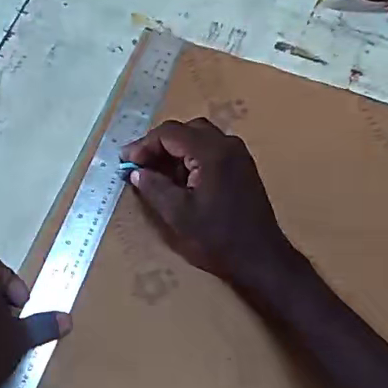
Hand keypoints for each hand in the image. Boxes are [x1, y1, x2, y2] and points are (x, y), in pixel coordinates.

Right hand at [122, 118, 299, 287]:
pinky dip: (191, 158)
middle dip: (159, 145)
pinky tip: (180, 180)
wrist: (260, 256)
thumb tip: (137, 172)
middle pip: (186, 130)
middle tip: (139, 165)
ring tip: (156, 173)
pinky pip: (212, 150)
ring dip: (175, 151)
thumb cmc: (217, 238)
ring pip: (199, 138)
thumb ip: (154, 188)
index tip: (127, 162)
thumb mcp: (178, 215)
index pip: (170, 133)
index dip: (144, 145)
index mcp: (211, 153)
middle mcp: (227, 145)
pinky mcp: (242, 168)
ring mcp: (238, 155)